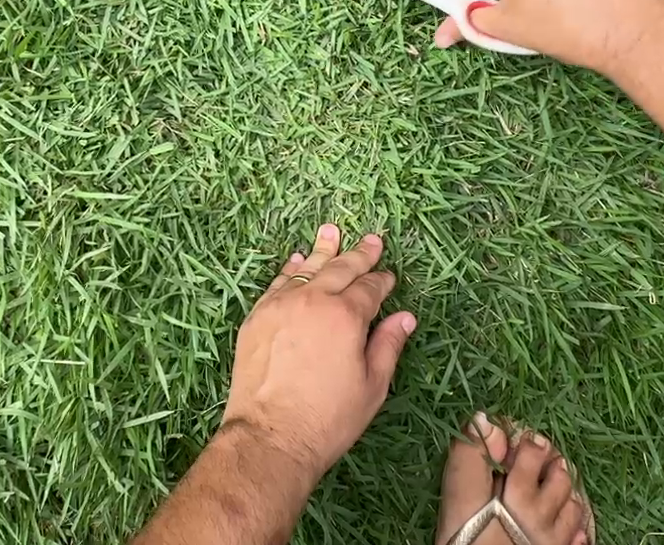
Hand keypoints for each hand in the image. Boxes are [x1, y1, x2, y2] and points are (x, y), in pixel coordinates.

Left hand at [219, 224, 416, 483]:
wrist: (270, 434)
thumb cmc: (329, 418)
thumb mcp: (371, 386)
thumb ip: (387, 345)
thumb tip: (405, 317)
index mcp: (346, 315)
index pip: (369, 288)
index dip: (382, 281)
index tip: (389, 275)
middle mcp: (314, 299)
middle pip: (340, 269)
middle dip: (359, 254)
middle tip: (372, 240)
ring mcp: (281, 303)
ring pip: (308, 268)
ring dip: (323, 250)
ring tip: (331, 230)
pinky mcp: (258, 314)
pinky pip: (279, 281)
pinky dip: (292, 269)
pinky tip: (298, 260)